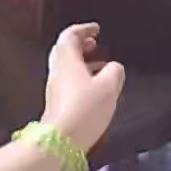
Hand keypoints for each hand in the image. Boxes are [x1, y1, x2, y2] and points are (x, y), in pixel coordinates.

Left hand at [43, 22, 124, 149]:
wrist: (61, 141)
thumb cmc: (84, 109)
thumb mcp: (109, 86)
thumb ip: (115, 71)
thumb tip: (114, 68)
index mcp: (67, 60)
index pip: (70, 36)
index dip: (84, 29)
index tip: (96, 30)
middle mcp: (57, 71)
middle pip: (65, 51)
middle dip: (80, 45)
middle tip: (95, 44)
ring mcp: (55, 88)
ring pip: (67, 67)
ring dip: (82, 62)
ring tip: (101, 65)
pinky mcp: (57, 103)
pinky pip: (69, 82)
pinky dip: (81, 77)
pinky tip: (95, 88)